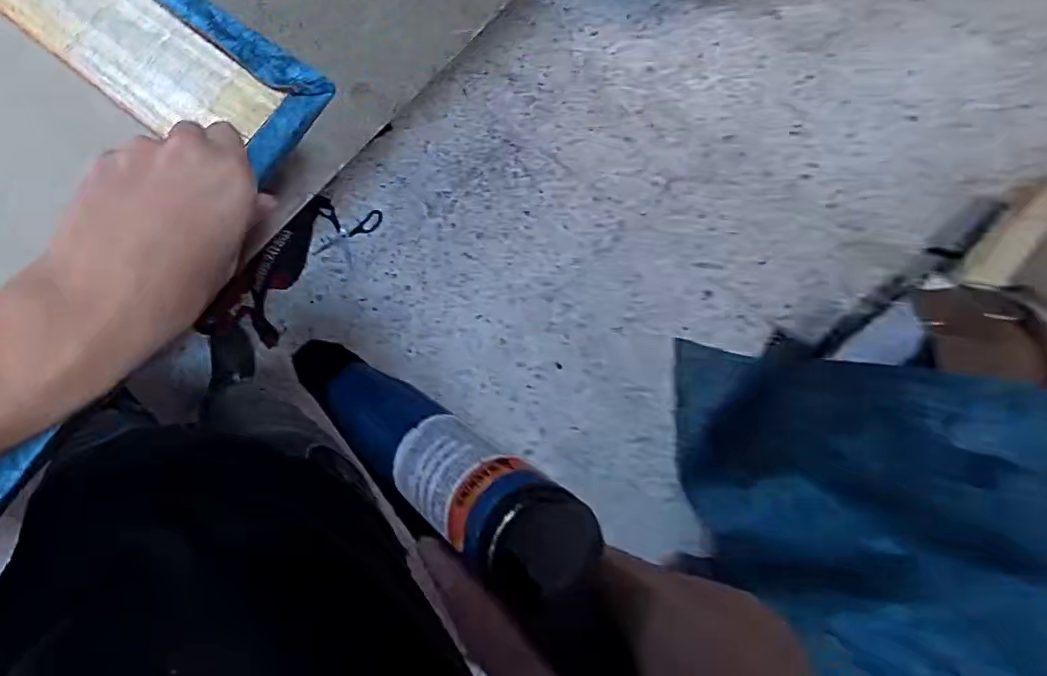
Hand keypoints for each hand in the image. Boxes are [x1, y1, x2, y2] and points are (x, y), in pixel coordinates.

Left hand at [0, 121, 272, 414]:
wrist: (94, 300)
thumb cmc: (171, 295)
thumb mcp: (222, 267)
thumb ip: (242, 223)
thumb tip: (258, 203)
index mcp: (229, 173)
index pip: (231, 140)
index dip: (222, 163)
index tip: (213, 191)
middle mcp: (187, 150)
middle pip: (191, 137)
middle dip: (187, 162)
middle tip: (177, 203)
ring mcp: (139, 151)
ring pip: (152, 150)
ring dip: (152, 171)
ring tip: (137, 216)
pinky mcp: (101, 161)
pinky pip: (120, 163)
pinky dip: (120, 181)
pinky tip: (111, 216)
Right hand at [415, 539, 809, 675]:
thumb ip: (495, 635)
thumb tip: (424, 551)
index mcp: (679, 598)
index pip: (563, 543)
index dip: (522, 571)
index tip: (502, 612)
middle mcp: (726, 597)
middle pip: (603, 575)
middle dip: (563, 608)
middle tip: (546, 661)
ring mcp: (768, 633)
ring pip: (644, 604)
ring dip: (607, 632)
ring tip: (587, 673)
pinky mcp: (783, 660)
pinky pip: (689, 629)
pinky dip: (654, 649)